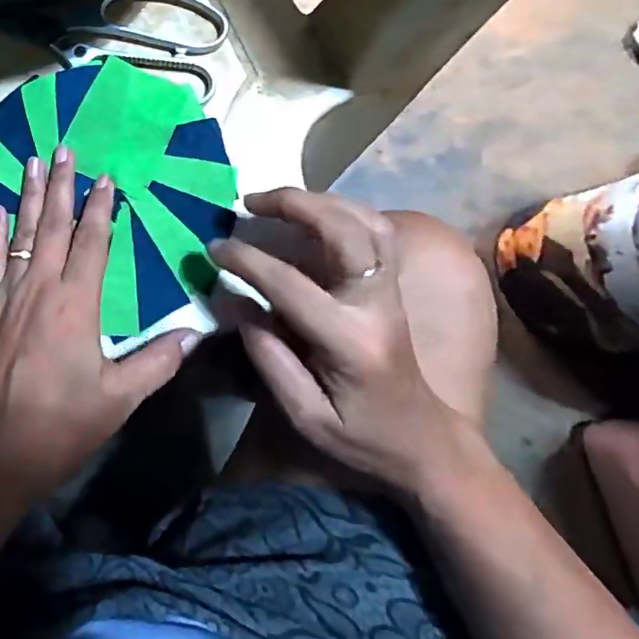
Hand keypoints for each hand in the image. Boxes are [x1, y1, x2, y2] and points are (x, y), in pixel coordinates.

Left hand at [0, 146, 199, 552]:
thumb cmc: (62, 424)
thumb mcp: (119, 399)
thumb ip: (158, 361)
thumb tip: (196, 332)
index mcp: (76, 303)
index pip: (92, 242)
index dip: (100, 208)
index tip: (105, 176)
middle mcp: (41, 289)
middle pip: (54, 226)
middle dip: (61, 185)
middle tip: (64, 148)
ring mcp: (9, 297)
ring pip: (22, 235)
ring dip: (28, 196)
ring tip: (33, 162)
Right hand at [210, 189, 472, 495]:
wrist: (423, 440)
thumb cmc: (362, 438)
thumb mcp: (307, 416)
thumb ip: (269, 358)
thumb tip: (232, 303)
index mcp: (350, 340)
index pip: (291, 285)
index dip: (249, 261)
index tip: (215, 247)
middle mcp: (376, 303)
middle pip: (343, 231)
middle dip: (294, 205)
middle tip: (250, 202)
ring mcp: (391, 288)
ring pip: (365, 220)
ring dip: (320, 199)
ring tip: (279, 198)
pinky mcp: (394, 283)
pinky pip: (377, 229)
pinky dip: (344, 209)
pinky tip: (315, 210)